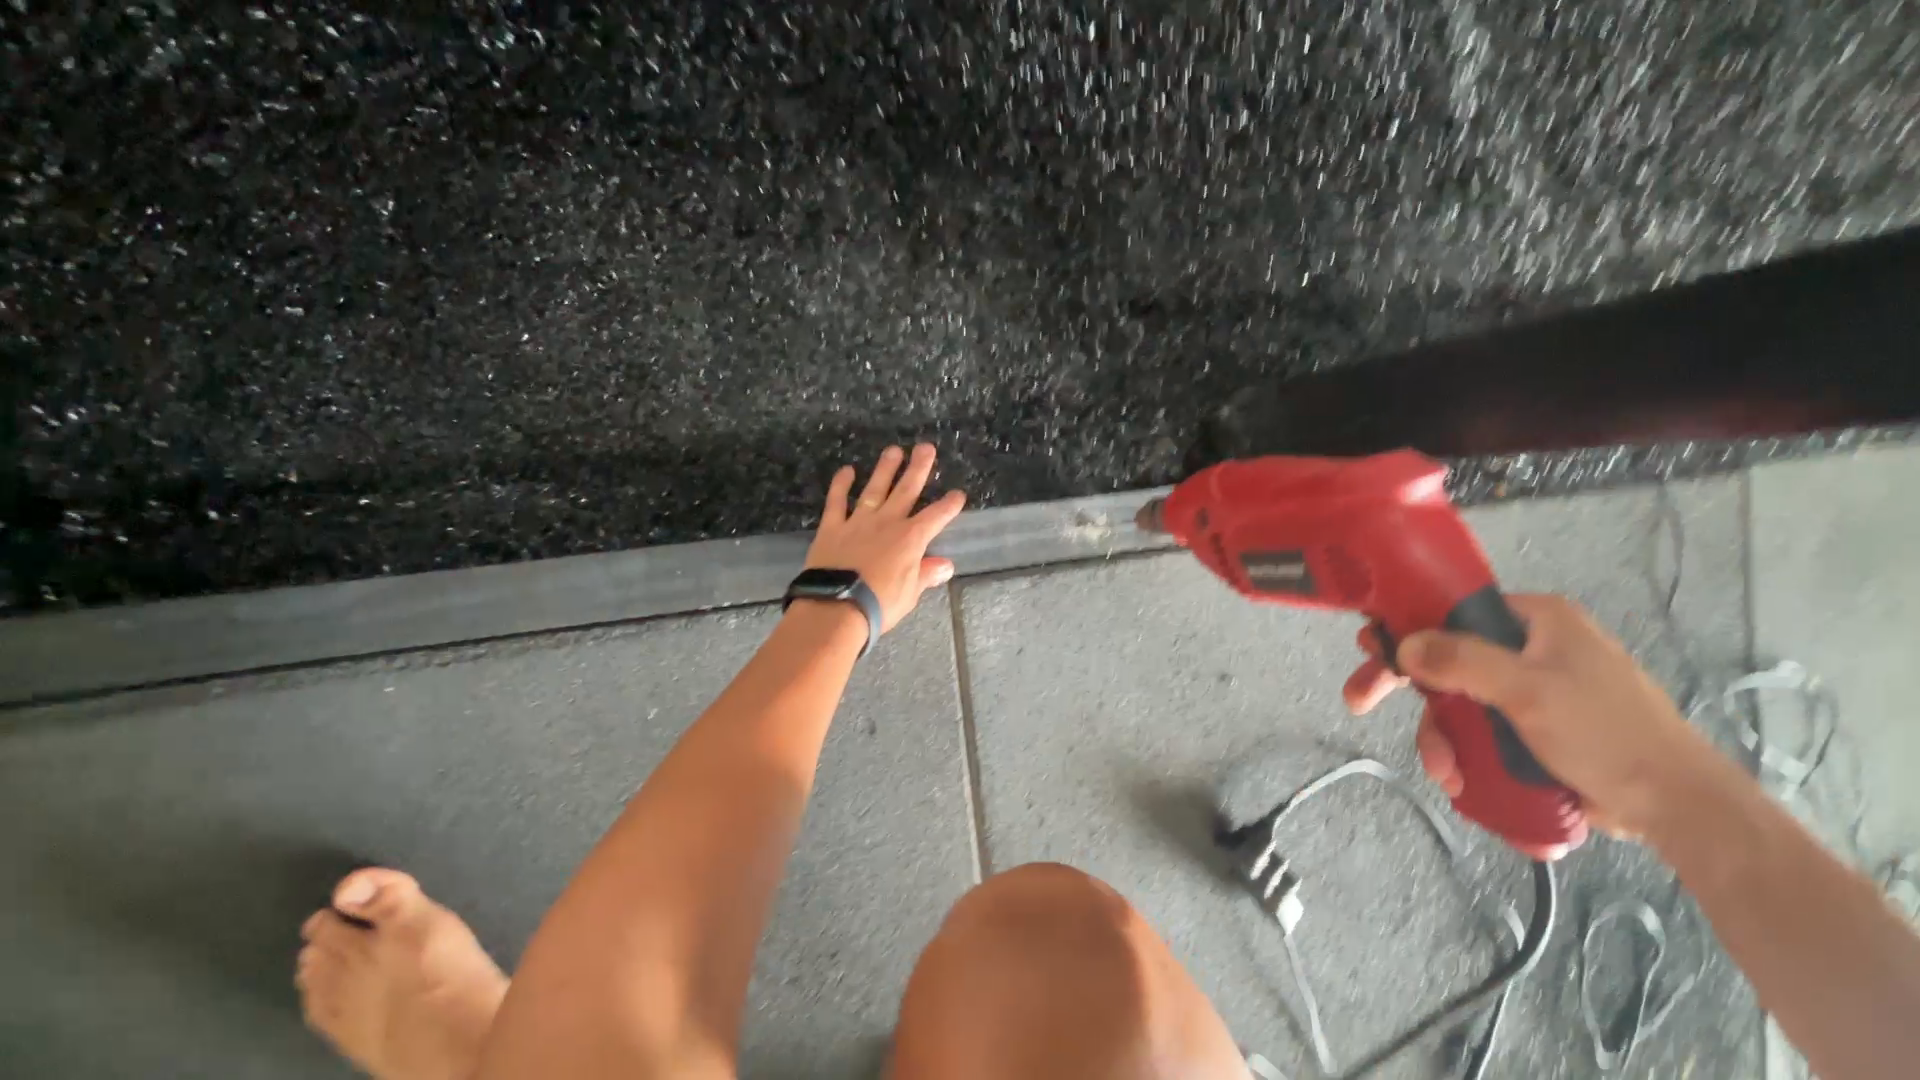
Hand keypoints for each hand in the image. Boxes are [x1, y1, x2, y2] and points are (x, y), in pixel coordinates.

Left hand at [804, 444, 966, 631]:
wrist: (837, 606)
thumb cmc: (880, 604)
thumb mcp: (910, 593)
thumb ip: (925, 574)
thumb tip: (945, 566)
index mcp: (911, 539)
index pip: (936, 517)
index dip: (949, 505)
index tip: (958, 494)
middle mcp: (887, 522)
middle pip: (906, 490)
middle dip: (918, 468)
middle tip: (925, 447)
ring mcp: (858, 522)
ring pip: (875, 489)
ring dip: (885, 469)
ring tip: (893, 450)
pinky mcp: (832, 527)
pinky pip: (837, 501)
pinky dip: (841, 485)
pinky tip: (847, 471)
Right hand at [1344, 594, 1716, 843]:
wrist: (1673, 807)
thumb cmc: (1606, 734)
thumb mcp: (1530, 691)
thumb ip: (1463, 661)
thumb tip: (1403, 645)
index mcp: (1538, 621)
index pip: (1455, 610)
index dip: (1409, 628)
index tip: (1371, 649)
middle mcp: (1530, 648)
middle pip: (1447, 659)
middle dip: (1410, 690)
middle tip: (1357, 701)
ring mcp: (1530, 690)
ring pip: (1457, 702)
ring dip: (1441, 738)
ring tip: (1445, 774)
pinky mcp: (1531, 729)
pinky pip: (1478, 731)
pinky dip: (1463, 754)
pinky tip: (1461, 780)